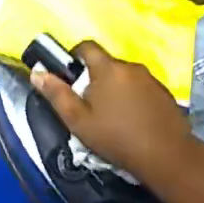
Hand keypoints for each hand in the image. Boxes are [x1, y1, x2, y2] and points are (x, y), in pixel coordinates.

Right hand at [28, 40, 198, 180]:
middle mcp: (131, 67)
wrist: (166, 155)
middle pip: (106, 64)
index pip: (87, 47)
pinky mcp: (164, 93)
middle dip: (94, 77)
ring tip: (109, 115)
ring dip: (114, 88)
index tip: (68, 75)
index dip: (74, 55)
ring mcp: (151, 79)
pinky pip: (140, 88)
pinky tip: (130, 120)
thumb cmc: (115, 137)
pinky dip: (132, 97)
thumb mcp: (78, 120)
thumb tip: (37, 73)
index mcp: (108, 69)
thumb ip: (57, 95)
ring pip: (124, 77)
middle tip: (86, 104)